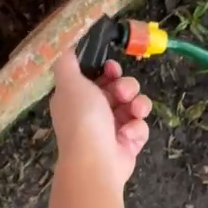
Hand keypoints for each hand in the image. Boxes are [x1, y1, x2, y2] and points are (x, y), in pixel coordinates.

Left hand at [50, 55, 151, 186]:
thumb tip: (67, 46)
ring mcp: (113, 128)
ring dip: (137, 105)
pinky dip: (136, 129)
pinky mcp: (129, 143)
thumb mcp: (70, 83)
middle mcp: (93, 112)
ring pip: (134, 105)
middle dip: (126, 87)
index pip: (97, 77)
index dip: (108, 71)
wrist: (96, 161)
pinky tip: (128, 134)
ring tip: (133, 112)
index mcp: (77, 97)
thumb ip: (68, 62)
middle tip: (122, 93)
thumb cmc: (82, 119)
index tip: (112, 69)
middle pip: (119, 88)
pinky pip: (140, 126)